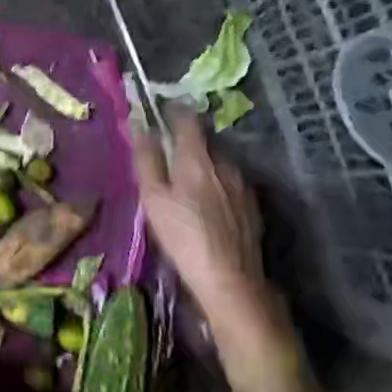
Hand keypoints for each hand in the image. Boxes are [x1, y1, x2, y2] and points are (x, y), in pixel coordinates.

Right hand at [132, 104, 267, 324]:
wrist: (230, 280)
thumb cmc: (184, 238)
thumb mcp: (154, 200)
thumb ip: (147, 159)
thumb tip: (139, 125)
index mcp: (198, 157)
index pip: (187, 118)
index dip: (173, 110)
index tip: (161, 112)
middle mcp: (225, 162)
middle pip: (204, 139)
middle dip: (187, 140)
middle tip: (168, 155)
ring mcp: (242, 183)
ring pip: (219, 161)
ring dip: (203, 163)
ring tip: (187, 185)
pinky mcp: (252, 204)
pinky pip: (229, 182)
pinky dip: (216, 183)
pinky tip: (207, 206)